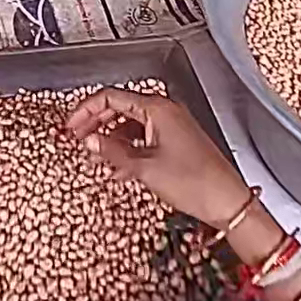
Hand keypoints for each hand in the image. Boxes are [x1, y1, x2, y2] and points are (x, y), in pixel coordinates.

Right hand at [65, 89, 250, 227]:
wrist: (228, 203)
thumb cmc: (195, 182)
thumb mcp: (144, 167)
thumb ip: (112, 151)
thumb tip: (90, 141)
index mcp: (156, 108)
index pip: (110, 97)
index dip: (86, 110)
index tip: (71, 125)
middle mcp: (164, 111)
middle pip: (118, 107)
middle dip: (95, 123)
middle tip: (78, 138)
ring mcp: (171, 125)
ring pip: (130, 123)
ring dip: (111, 138)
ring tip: (96, 156)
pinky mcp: (176, 140)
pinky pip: (143, 136)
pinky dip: (127, 147)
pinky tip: (117, 167)